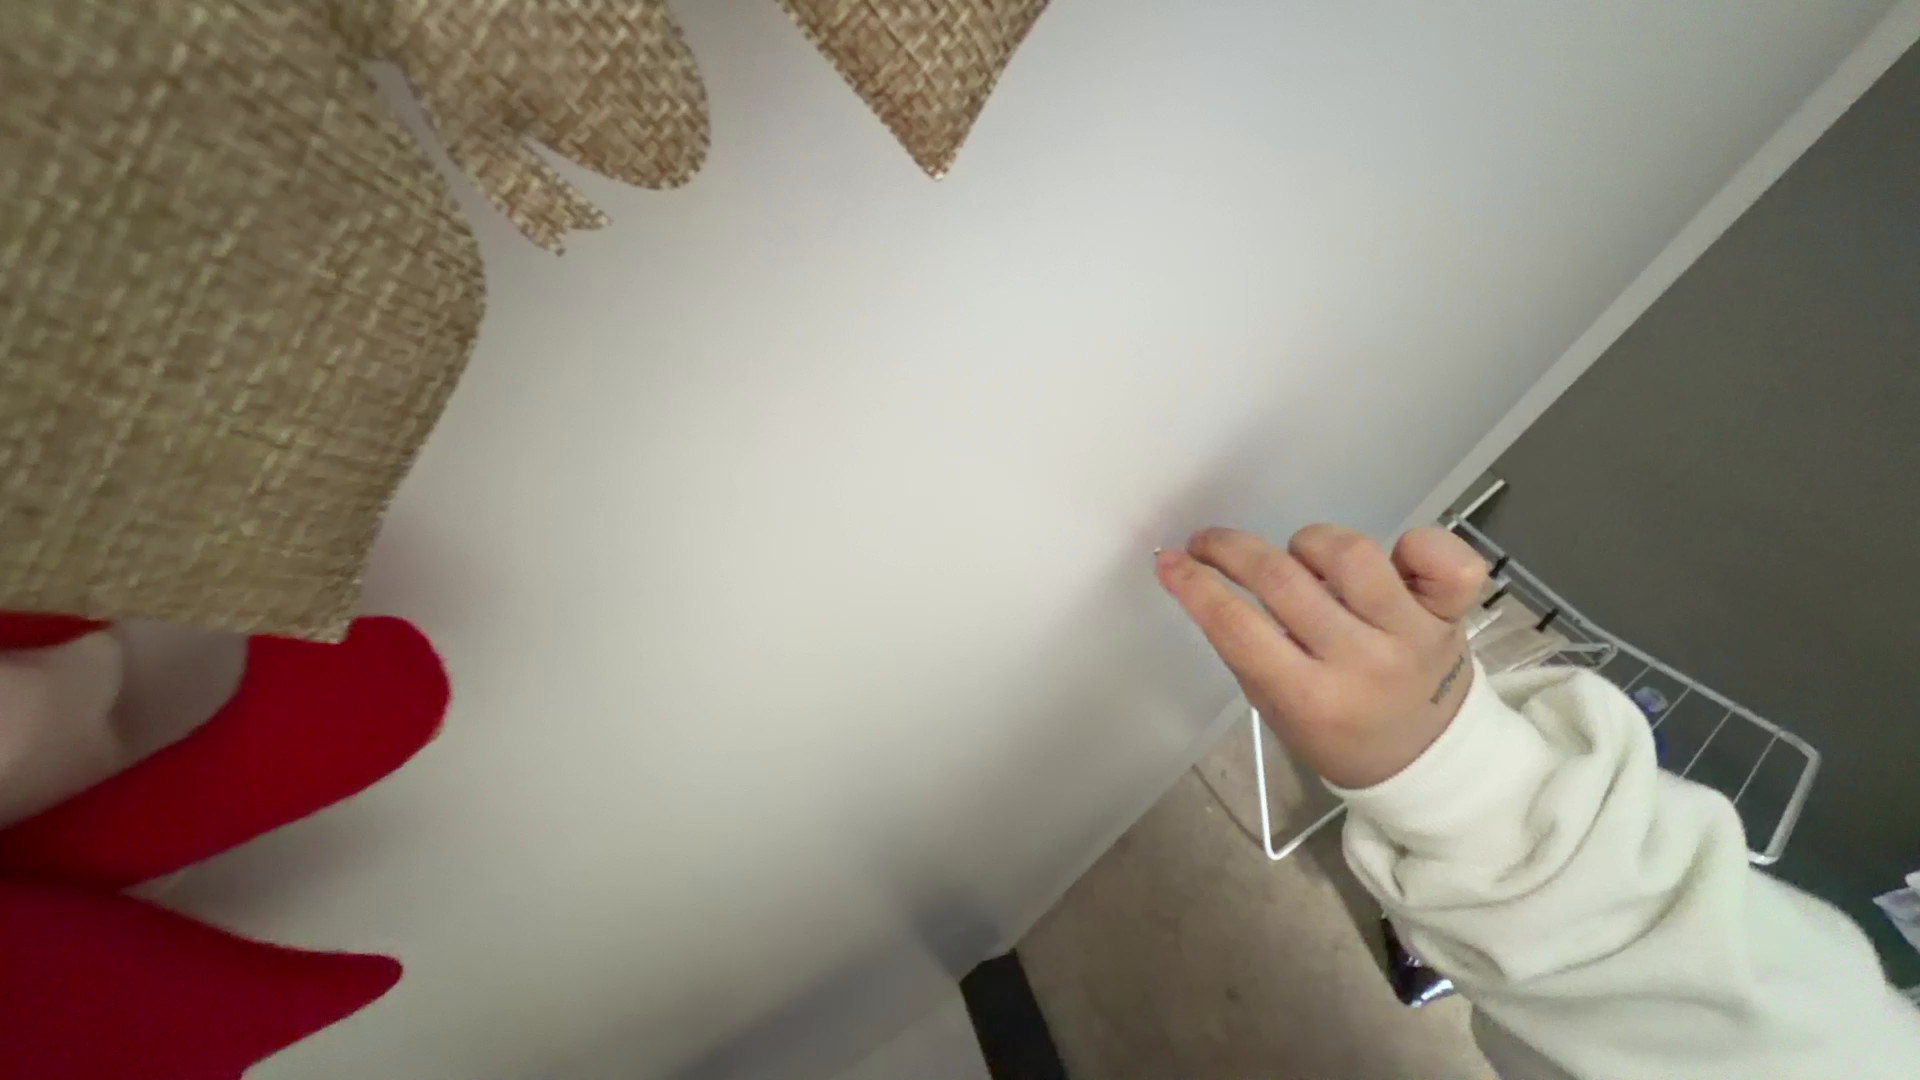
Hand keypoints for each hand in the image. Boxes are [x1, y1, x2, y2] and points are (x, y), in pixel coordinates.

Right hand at [1155, 524, 1487, 788]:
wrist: (1429, 762)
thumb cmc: (1336, 735)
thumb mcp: (1274, 706)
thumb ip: (1246, 649)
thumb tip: (1205, 581)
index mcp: (1308, 697)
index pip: (1236, 625)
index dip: (1193, 584)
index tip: (1170, 561)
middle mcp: (1361, 661)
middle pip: (1282, 580)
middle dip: (1229, 549)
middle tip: (1206, 543)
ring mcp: (1411, 634)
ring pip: (1350, 554)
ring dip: (1306, 545)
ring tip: (1299, 558)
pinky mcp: (1452, 615)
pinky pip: (1448, 562)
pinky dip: (1419, 544)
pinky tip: (1393, 558)